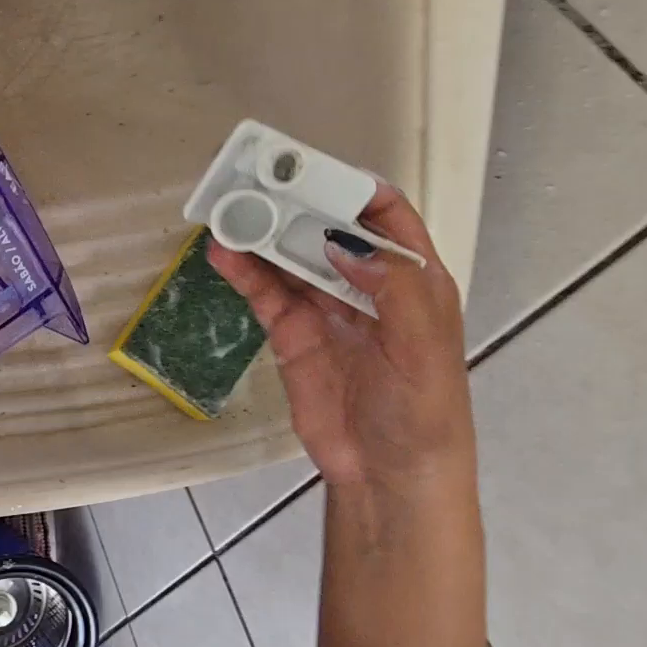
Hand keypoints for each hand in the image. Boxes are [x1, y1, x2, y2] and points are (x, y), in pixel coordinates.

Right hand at [207, 184, 474, 496]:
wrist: (384, 474)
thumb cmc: (422, 412)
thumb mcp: (423, 350)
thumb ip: (395, 291)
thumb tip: (343, 243)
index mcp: (413, 281)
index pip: (386, 219)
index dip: (353, 191)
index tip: (312, 172)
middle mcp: (365, 286)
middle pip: (327, 232)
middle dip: (294, 206)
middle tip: (254, 185)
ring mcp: (324, 309)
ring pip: (289, 260)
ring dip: (261, 236)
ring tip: (227, 214)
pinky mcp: (291, 334)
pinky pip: (266, 294)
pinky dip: (244, 273)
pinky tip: (224, 256)